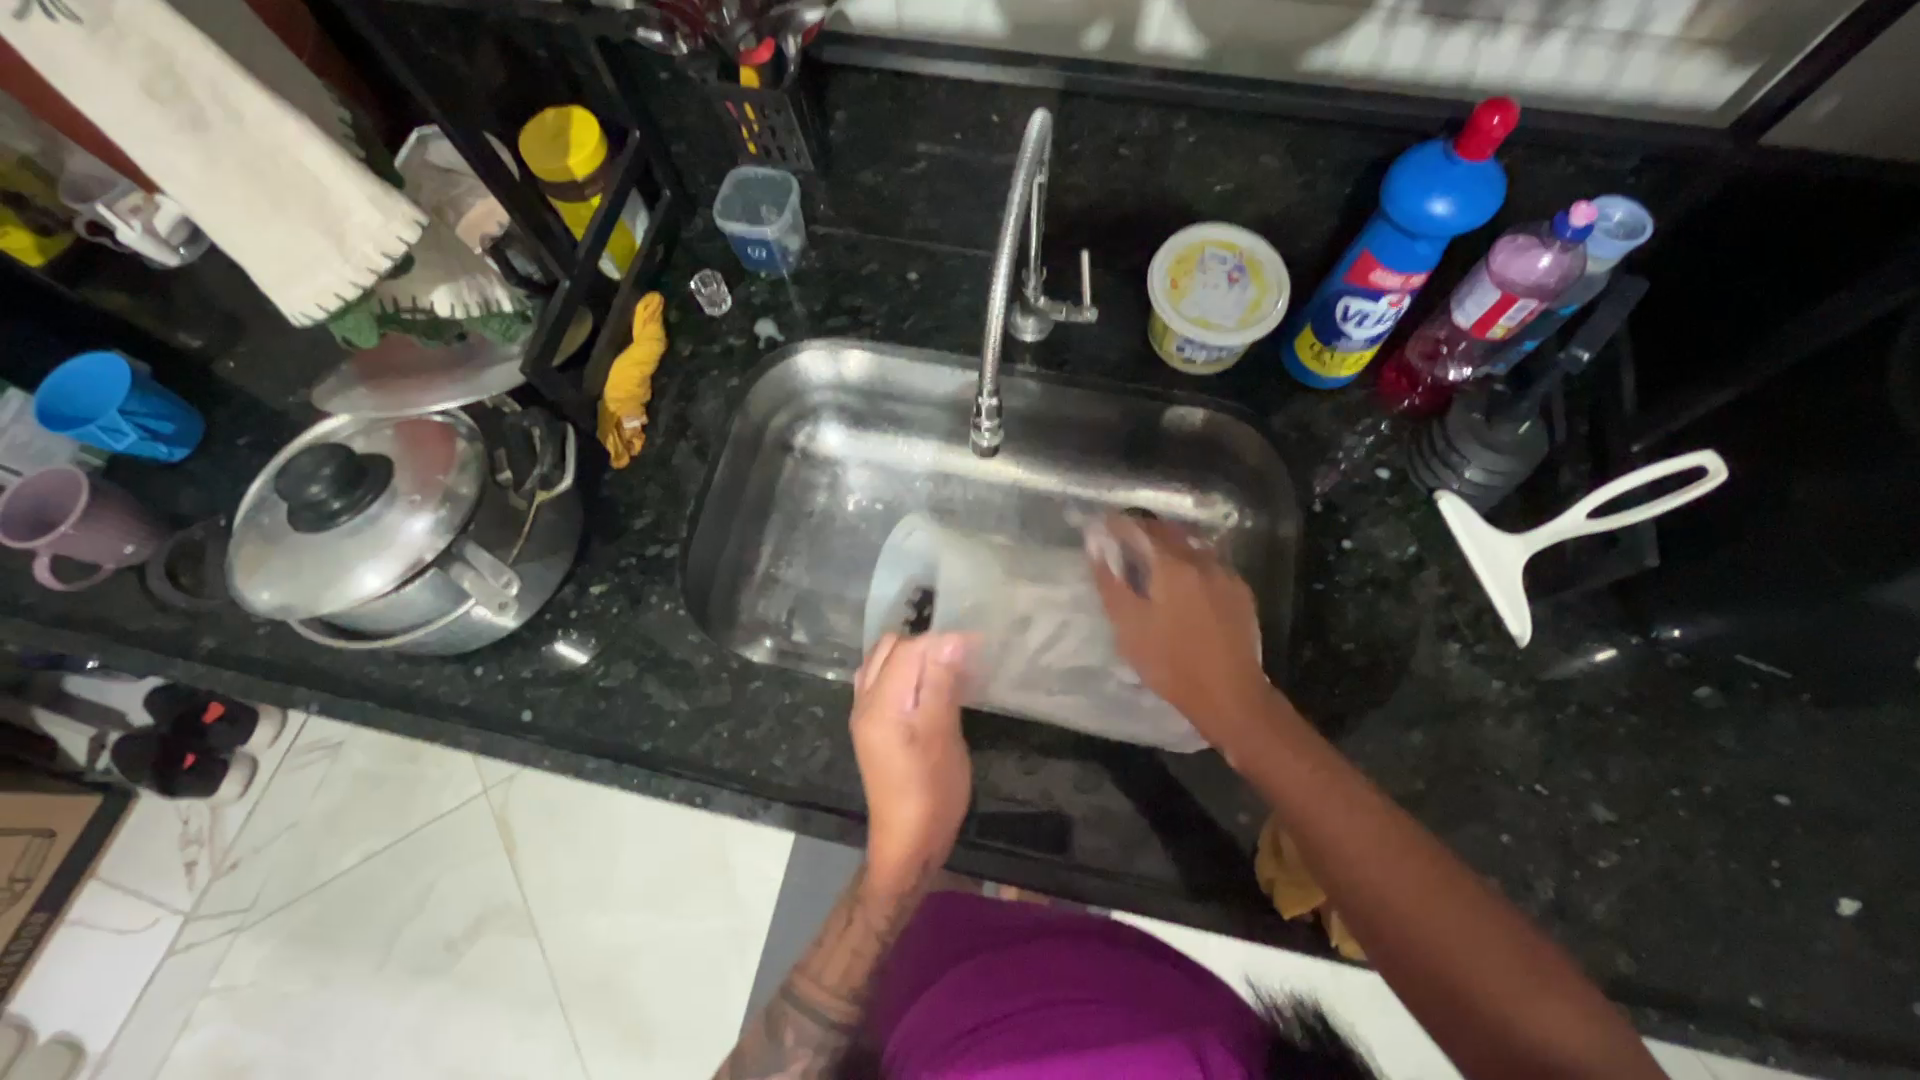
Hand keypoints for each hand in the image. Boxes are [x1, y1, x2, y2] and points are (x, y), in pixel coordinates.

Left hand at [850, 633, 972, 894]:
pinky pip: (885, 683)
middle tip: (964, 658)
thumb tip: (950, 639)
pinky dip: (907, 675)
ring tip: (951, 669)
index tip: (977, 647)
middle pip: (890, 649)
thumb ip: (941, 684)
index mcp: (880, 704)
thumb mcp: (942, 736)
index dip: (942, 641)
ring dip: (915, 658)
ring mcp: (866, 715)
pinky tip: (933, 688)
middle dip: (926, 645)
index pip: (908, 649)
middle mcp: (865, 702)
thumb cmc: (931, 792)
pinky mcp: (874, 728)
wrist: (908, 843)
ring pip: (884, 663)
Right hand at [1088, 514, 1276, 756]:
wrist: (1229, 694)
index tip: (1103, 526)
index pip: (1141, 529)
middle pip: (1170, 531)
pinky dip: (1192, 563)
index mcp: (1172, 564)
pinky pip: (1211, 564)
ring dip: (1171, 545)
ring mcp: (1226, 575)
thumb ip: (1110, 581)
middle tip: (1124, 542)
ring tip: (1153, 561)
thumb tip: (1095, 544)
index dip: (1119, 524)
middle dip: (1145, 531)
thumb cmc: (1170, 663)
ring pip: (1193, 545)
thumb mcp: (1128, 626)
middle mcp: (1203, 560)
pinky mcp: (1241, 592)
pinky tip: (1185, 584)